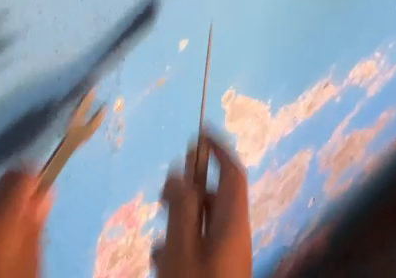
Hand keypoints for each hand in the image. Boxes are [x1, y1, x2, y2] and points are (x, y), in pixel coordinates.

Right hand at [155, 133, 251, 277]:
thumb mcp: (182, 246)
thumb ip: (180, 208)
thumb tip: (179, 173)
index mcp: (233, 220)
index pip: (232, 171)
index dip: (218, 147)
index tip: (199, 132)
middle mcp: (236, 232)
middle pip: (214, 194)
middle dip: (187, 186)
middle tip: (164, 190)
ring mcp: (230, 252)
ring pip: (204, 219)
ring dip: (180, 217)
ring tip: (160, 229)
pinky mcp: (221, 267)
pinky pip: (202, 241)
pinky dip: (183, 239)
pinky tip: (164, 254)